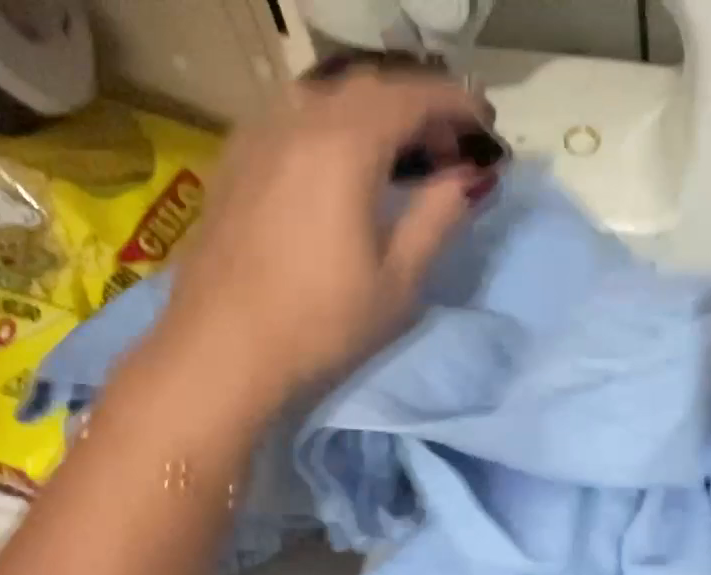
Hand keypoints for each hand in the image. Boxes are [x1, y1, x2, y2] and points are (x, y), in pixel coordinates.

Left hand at [149, 70, 492, 422]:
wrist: (223, 351)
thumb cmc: (323, 324)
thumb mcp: (399, 279)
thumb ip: (439, 216)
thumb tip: (472, 177)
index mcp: (345, 146)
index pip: (413, 98)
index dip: (456, 104)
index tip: (487, 126)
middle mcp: (299, 123)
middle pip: (369, 87)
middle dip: (419, 104)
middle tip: (451, 146)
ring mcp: (259, 137)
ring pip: (327, 94)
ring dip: (373, 110)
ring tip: (400, 153)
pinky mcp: (235, 161)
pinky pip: (293, 115)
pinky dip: (333, 121)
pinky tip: (343, 163)